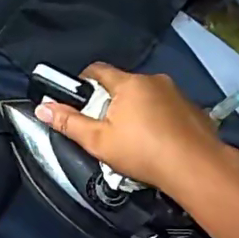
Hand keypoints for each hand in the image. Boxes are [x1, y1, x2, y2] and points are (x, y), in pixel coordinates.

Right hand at [35, 62, 238, 194]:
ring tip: (132, 140)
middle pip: (122, 85)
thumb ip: (69, 123)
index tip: (77, 100)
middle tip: (103, 129)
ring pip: (146, 97)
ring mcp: (177, 93)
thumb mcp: (98, 141)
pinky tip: (157, 143)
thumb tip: (42, 108)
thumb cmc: (142, 152)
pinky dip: (158, 120)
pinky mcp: (193, 108)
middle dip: (110, 102)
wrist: (196, 167)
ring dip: (136, 111)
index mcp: (128, 83)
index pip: (97, 70)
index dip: (83, 82)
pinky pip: (166, 108)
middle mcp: (154, 80)